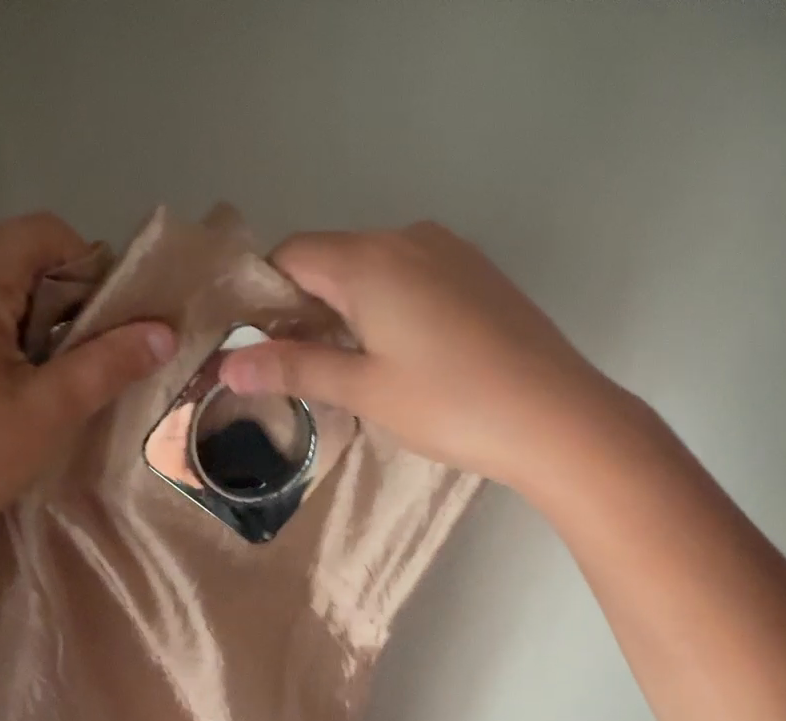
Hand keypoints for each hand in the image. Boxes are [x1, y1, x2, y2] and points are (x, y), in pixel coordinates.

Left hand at [0, 213, 174, 581]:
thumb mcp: (48, 412)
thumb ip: (109, 363)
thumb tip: (165, 332)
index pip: (42, 235)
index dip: (90, 273)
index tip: (107, 332)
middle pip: (8, 259)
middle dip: (53, 306)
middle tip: (73, 369)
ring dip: (17, 324)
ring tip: (30, 386)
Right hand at [219, 222, 623, 489]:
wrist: (557, 417)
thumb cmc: (450, 404)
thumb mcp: (364, 389)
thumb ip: (294, 368)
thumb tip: (227, 367)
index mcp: (370, 259)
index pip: (291, 256)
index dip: (265, 298)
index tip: (262, 348)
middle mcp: (408, 238)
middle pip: (332, 258)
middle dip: (306, 305)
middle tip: (303, 367)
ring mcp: (451, 252)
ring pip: (374, 267)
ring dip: (348, 307)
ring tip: (354, 366)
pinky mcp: (479, 273)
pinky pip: (412, 275)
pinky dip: (389, 304)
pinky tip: (404, 353)